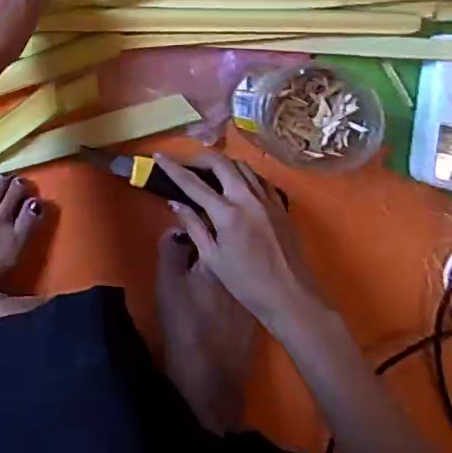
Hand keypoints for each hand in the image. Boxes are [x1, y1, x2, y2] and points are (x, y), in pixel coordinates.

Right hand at [157, 151, 323, 321]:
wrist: (292, 297)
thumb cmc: (247, 284)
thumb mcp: (213, 258)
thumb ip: (194, 226)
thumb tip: (176, 203)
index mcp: (227, 213)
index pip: (193, 183)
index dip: (173, 167)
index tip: (159, 155)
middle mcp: (248, 199)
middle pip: (221, 163)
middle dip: (199, 158)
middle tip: (186, 164)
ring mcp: (268, 200)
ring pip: (242, 166)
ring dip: (223, 164)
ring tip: (209, 173)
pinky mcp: (281, 206)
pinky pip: (259, 179)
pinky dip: (243, 175)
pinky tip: (237, 186)